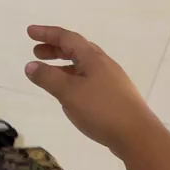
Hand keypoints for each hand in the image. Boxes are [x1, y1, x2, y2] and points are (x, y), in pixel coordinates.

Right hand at [25, 26, 164, 157]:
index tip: (30, 32)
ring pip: (84, 64)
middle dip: (55, 48)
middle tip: (36, 52)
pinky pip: (89, 78)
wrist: (139, 137)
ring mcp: (112, 80)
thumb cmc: (102, 110)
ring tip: (49, 73)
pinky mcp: (116, 96)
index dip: (47, 33)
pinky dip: (74, 77)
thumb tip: (30, 66)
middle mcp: (104, 64)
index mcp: (93, 58)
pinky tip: (70, 92)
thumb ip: (47, 77)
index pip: (67, 37)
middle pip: (77, 48)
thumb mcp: (68, 92)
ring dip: (64, 64)